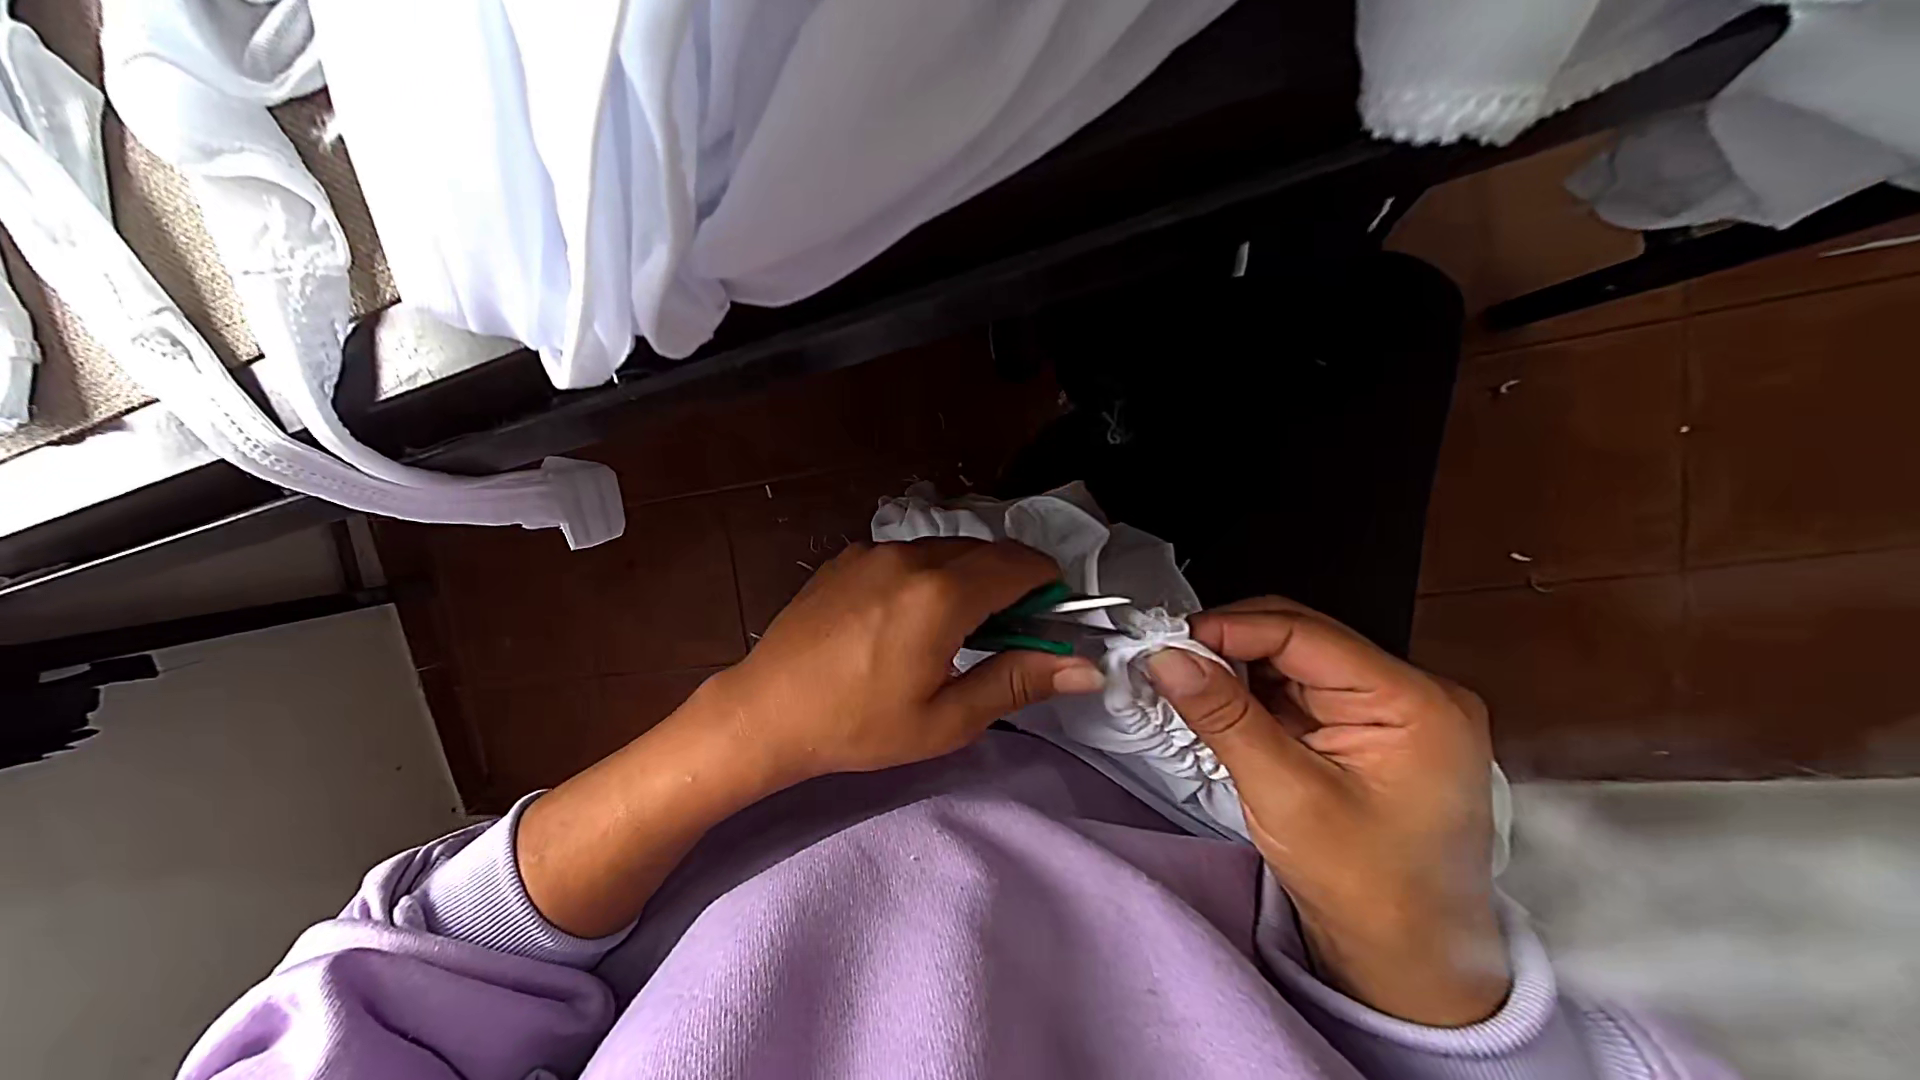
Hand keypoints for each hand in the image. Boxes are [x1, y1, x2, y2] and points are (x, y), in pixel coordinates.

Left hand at [705, 538, 1104, 784]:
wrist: (764, 712)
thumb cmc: (858, 726)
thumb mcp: (946, 718)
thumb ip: (1018, 681)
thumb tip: (1086, 667)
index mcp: (941, 595)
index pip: (1020, 564)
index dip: (1047, 584)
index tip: (1050, 615)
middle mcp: (910, 557)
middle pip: (987, 551)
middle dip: (1011, 582)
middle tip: (1006, 632)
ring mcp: (874, 551)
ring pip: (948, 548)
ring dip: (970, 577)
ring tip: (955, 629)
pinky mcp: (847, 556)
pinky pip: (908, 554)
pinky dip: (929, 574)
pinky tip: (907, 617)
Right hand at [1144, 597, 1507, 1026]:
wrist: (1407, 961)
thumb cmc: (1373, 893)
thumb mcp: (1286, 797)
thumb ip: (1224, 717)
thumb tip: (1171, 660)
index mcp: (1416, 702)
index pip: (1303, 633)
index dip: (1228, 629)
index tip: (1169, 642)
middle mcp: (1410, 692)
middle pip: (1297, 636)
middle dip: (1226, 645)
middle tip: (1170, 662)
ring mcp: (1385, 708)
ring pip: (1288, 659)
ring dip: (1233, 668)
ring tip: (1187, 685)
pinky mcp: (1361, 724)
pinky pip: (1293, 687)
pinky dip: (1249, 692)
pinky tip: (1219, 705)